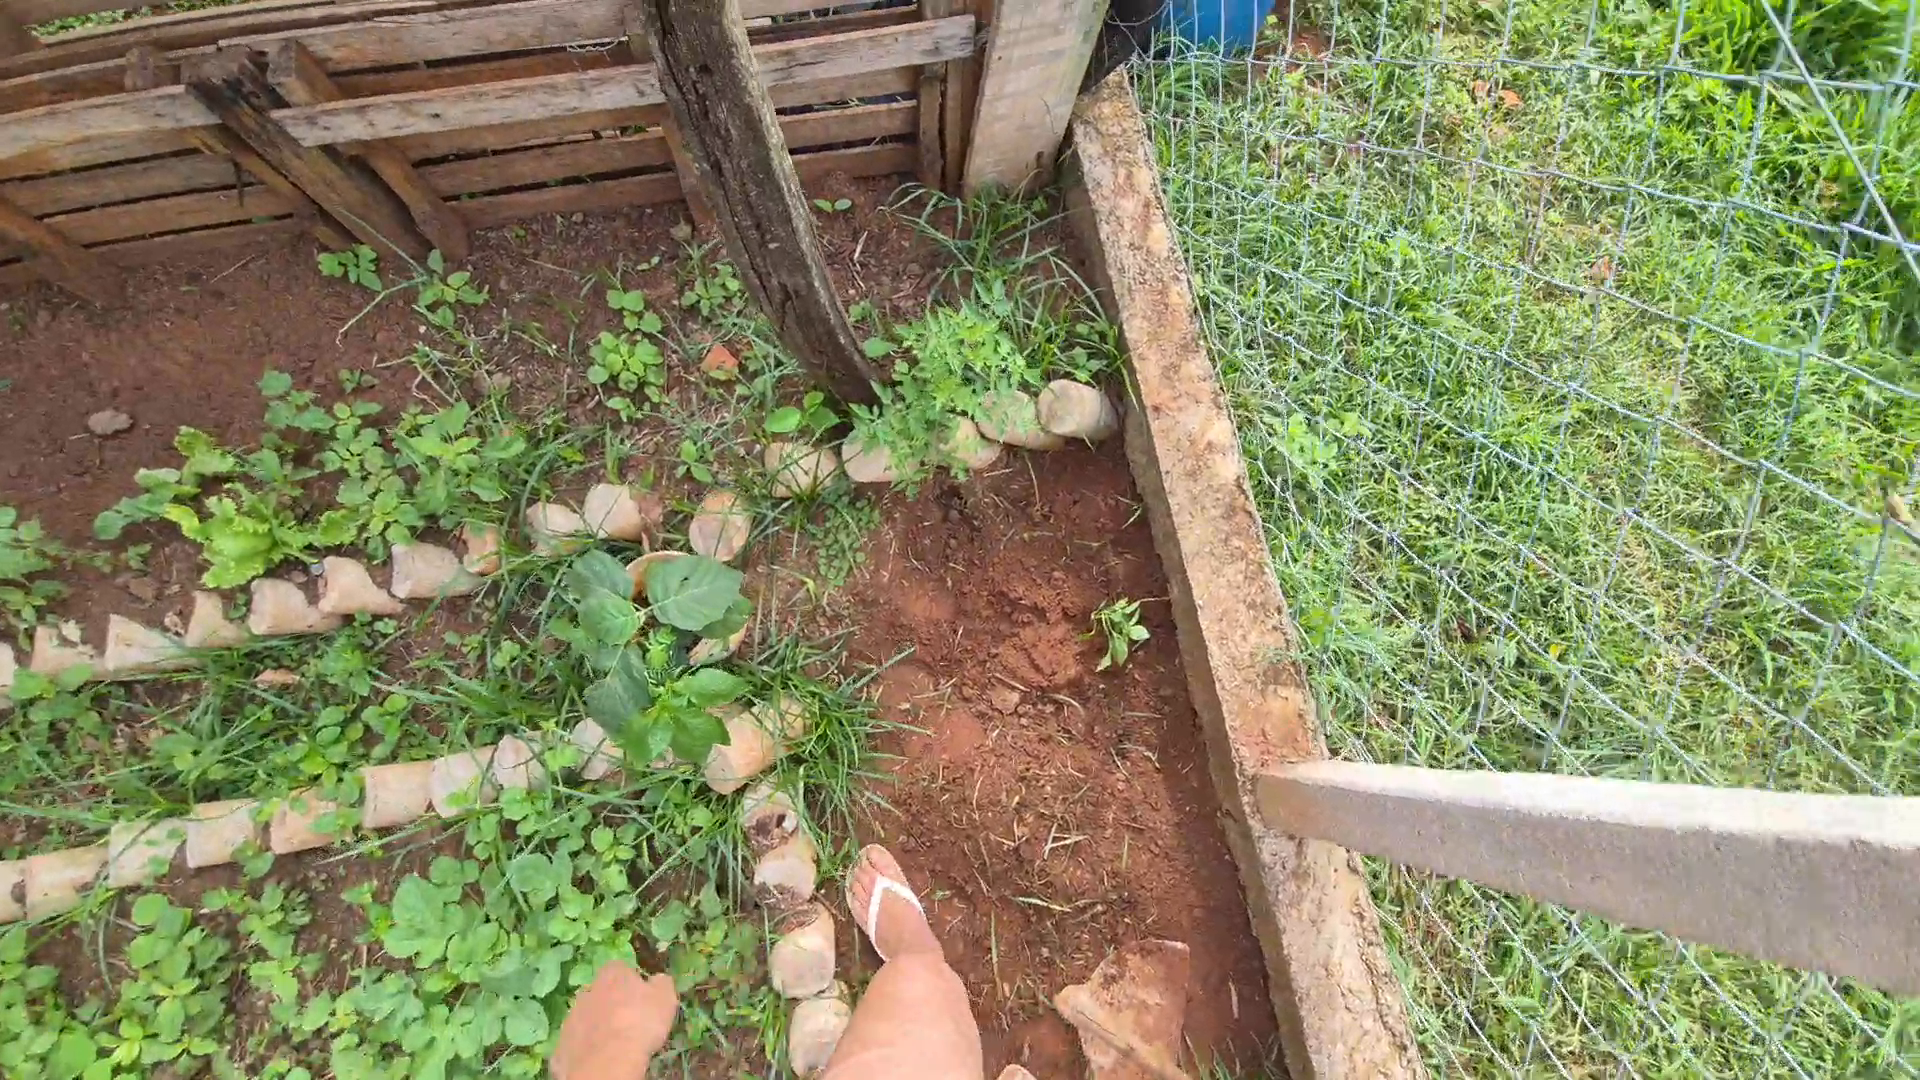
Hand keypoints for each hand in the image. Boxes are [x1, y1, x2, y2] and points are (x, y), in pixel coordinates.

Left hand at [551, 962, 678, 1079]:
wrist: (608, 1064)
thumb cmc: (640, 1023)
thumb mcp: (665, 997)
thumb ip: (660, 982)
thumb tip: (656, 980)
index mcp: (612, 975)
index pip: (618, 968)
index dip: (629, 980)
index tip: (639, 994)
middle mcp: (587, 992)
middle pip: (598, 992)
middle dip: (609, 1002)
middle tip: (626, 1018)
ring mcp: (570, 1020)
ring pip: (584, 1017)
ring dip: (595, 1025)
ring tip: (612, 1041)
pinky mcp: (560, 1048)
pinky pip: (574, 1044)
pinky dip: (584, 1048)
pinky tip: (598, 1057)